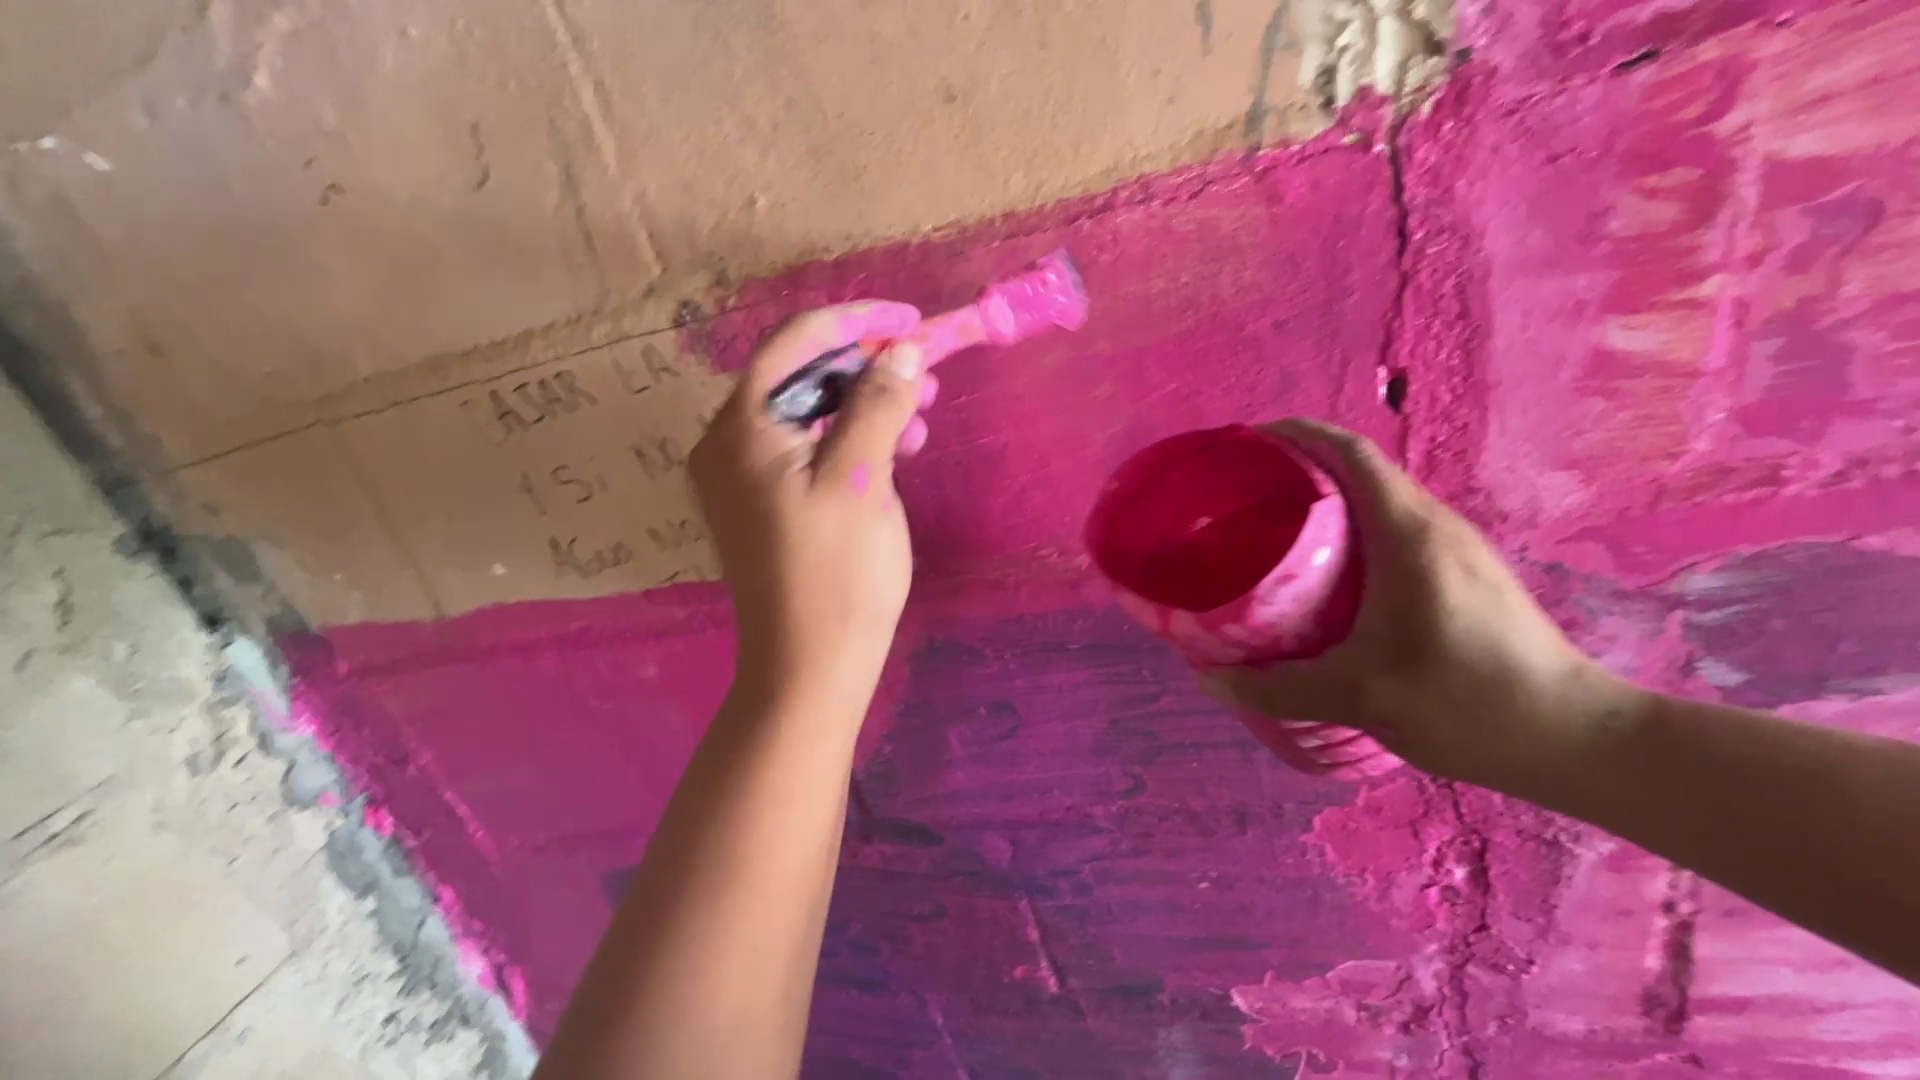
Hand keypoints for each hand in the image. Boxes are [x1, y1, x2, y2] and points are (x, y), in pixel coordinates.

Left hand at [690, 302, 930, 718]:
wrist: (808, 668)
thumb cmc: (836, 573)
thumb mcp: (862, 479)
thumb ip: (878, 404)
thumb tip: (901, 350)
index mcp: (741, 429)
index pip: (795, 343)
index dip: (855, 322)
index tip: (909, 321)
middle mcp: (730, 445)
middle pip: (800, 377)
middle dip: (865, 366)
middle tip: (926, 369)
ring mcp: (744, 479)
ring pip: (809, 415)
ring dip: (865, 404)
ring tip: (923, 409)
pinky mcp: (765, 506)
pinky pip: (807, 452)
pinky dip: (850, 441)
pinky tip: (897, 448)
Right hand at [1199, 419, 1644, 788]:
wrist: (1574, 738)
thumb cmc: (1467, 701)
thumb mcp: (1361, 697)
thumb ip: (1279, 688)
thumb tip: (1209, 681)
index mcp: (1408, 532)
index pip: (1349, 452)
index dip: (1294, 435)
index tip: (1244, 445)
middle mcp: (1434, 525)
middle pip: (1358, 470)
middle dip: (1297, 468)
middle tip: (1241, 497)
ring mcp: (1456, 548)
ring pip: (1378, 501)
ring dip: (1325, 502)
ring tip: (1271, 533)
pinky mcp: (1465, 574)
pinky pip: (1393, 530)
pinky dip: (1349, 533)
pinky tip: (1324, 578)